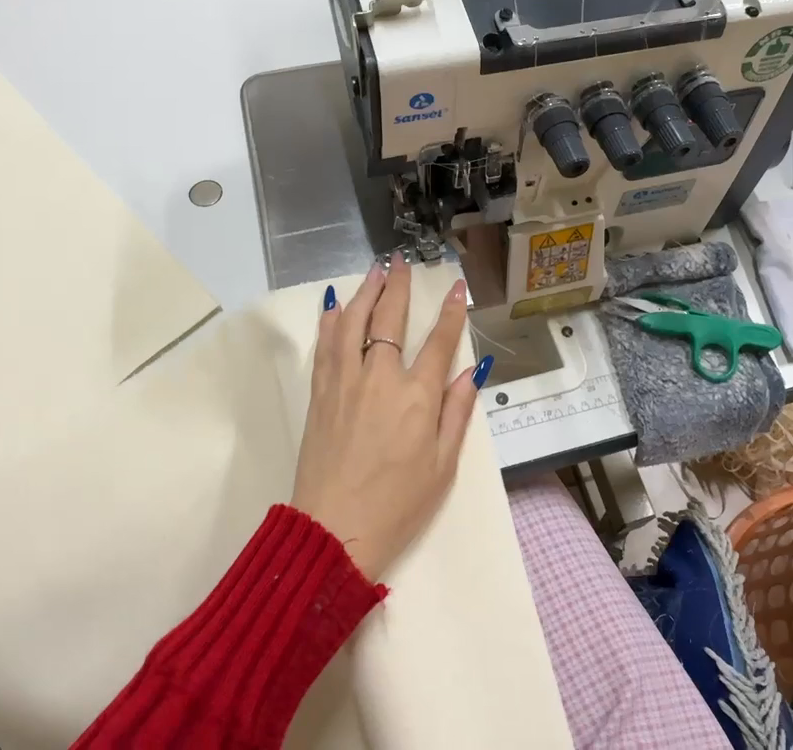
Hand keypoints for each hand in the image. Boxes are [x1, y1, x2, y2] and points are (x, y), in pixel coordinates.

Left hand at [291, 260, 492, 580]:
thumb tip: (472, 371)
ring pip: (353, 322)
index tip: (456, 287)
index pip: (438, 341)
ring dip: (365, 292)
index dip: (450, 311)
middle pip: (390, 319)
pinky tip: (336, 305)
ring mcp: (344, 382)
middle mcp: (380, 378)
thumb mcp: (443, 466)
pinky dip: (332, 320)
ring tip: (373, 270)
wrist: (333, 531)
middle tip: (401, 261)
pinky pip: (326, 345)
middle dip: (398, 286)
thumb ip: (457, 413)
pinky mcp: (320, 394)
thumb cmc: (397, 505)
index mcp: (417, 396)